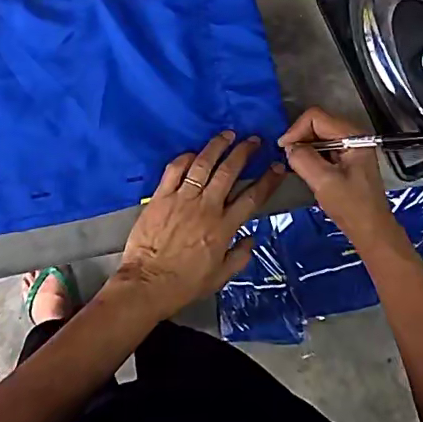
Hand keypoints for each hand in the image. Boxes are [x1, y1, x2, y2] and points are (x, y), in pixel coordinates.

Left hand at [111, 131, 286, 318]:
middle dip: (244, 152)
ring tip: (228, 135)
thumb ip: (240, 257)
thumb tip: (250, 239)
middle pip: (229, 171)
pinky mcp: (160, 198)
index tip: (277, 167)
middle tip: (254, 141)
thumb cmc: (184, 283)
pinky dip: (186, 158)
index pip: (252, 196)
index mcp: (224, 227)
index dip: (267, 180)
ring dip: (218, 146)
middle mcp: (206, 208)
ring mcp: (182, 200)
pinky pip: (175, 170)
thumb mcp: (221, 277)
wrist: (146, 286)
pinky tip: (194, 153)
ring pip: (203, 164)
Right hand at [279, 107, 392, 237]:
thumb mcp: (324, 182)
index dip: (296, 130)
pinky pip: (324, 149)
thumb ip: (304, 159)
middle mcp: (353, 136)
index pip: (316, 117)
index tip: (284, 150)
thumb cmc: (351, 206)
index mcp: (353, 136)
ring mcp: (351, 147)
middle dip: (300, 138)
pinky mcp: (347, 159)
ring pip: (319, 136)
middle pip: (318, 124)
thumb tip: (289, 146)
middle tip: (287, 158)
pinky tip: (305, 170)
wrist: (370, 229)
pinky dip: (312, 156)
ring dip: (304, 148)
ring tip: (295, 166)